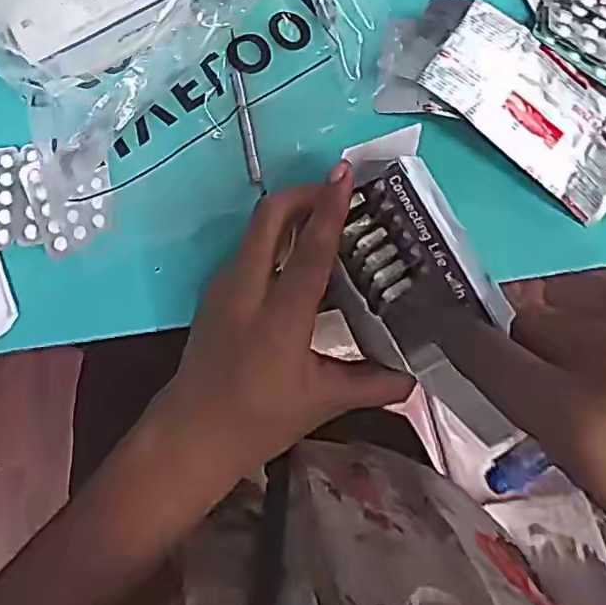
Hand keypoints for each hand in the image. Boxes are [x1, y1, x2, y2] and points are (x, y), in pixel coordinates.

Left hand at [146, 162, 414, 472]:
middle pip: (268, 218)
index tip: (342, 174)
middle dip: (301, 193)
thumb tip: (414, 379)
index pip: (308, 252)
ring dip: (288, 212)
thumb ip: (370, 385)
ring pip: (256, 228)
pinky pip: (249, 247)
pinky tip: (298, 254)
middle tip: (335, 189)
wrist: (192, 430)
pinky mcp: (216, 287)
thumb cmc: (258, 419)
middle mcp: (246, 288)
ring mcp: (225, 284)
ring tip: (323, 215)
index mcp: (278, 318)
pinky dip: (275, 237)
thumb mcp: (319, 402)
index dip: (328, 209)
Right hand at [437, 266, 605, 604]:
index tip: (440, 320)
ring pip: (577, 290)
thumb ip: (555, 427)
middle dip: (534, 342)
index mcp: (593, 428)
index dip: (455, 332)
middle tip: (570, 377)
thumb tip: (508, 366)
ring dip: (584, 320)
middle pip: (527, 314)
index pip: (479, 347)